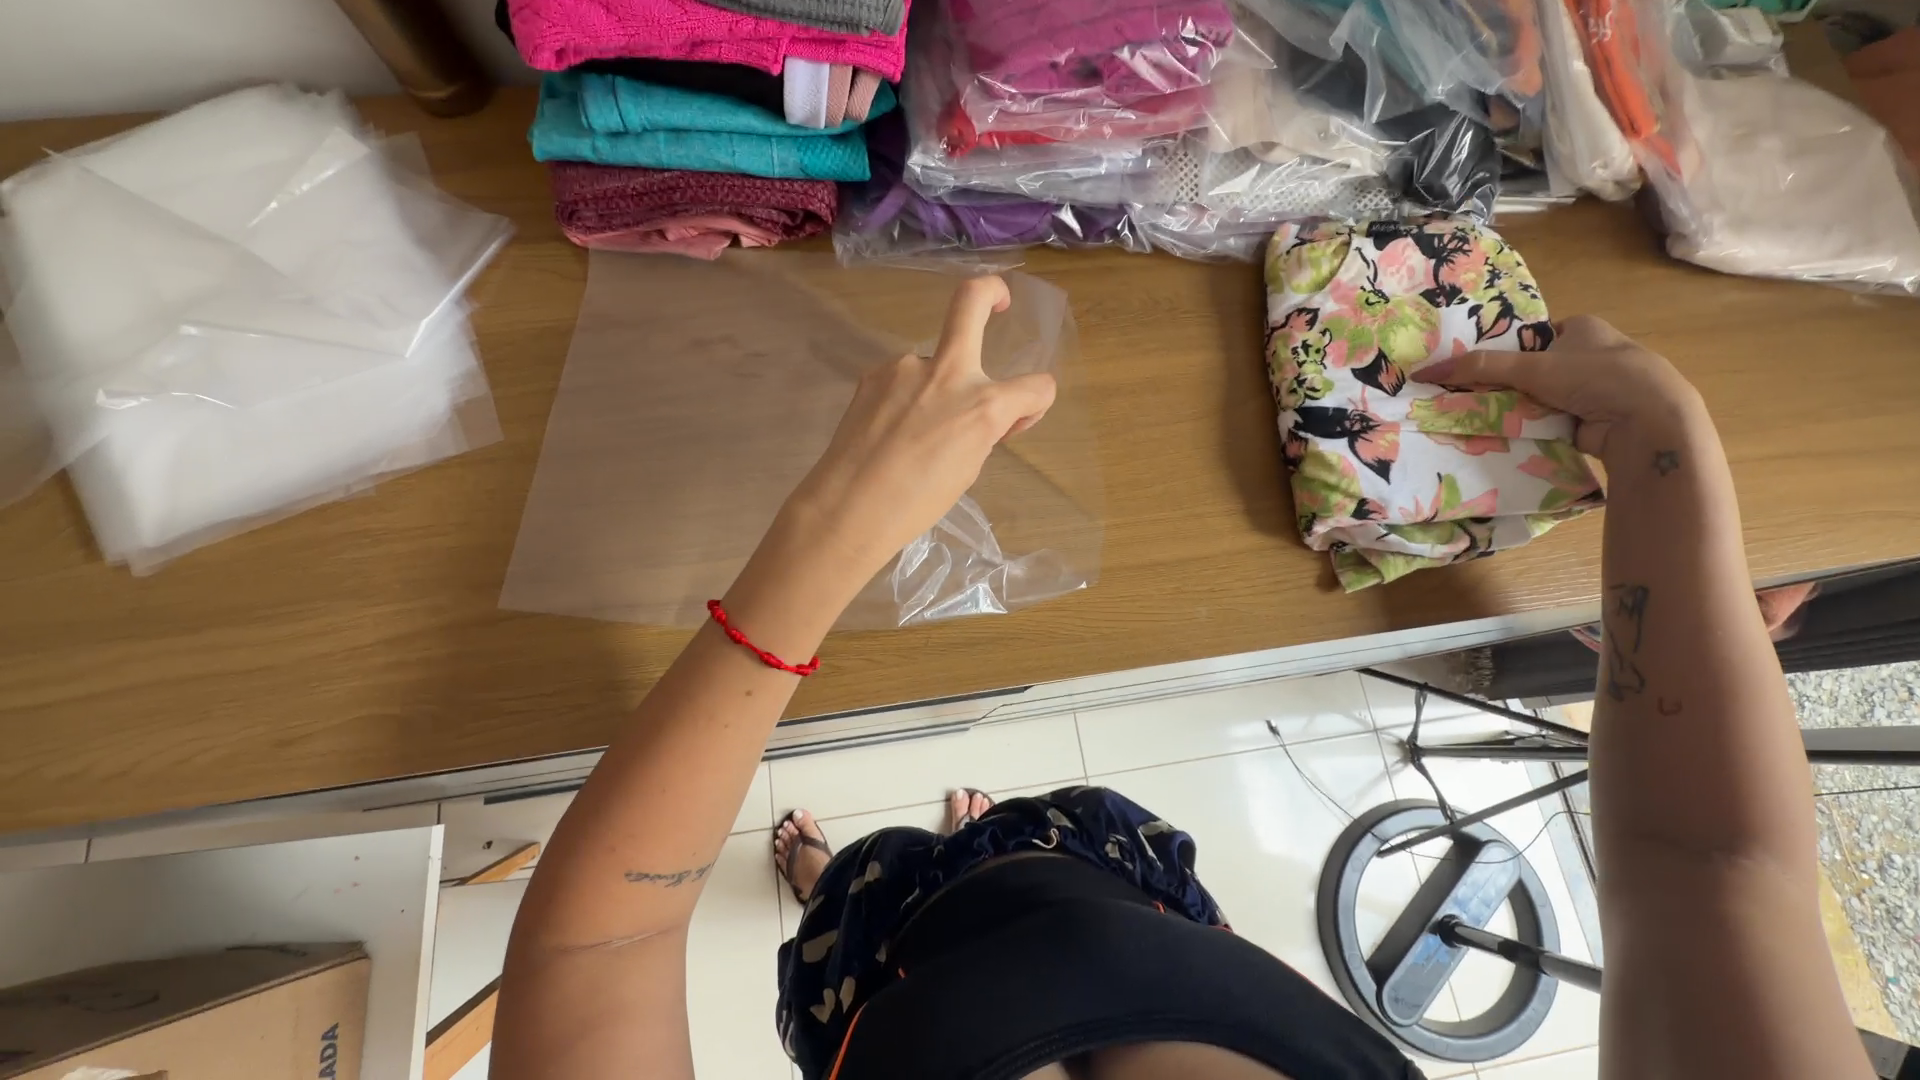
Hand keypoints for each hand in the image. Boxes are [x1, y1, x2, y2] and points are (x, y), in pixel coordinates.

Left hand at [771, 276, 1057, 592]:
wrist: (849, 507)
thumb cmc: (916, 505)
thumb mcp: (968, 469)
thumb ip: (982, 430)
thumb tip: (983, 416)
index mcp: (983, 406)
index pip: (1036, 386)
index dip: (1035, 404)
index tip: (1018, 421)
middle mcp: (948, 374)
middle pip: (971, 301)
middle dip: (991, 290)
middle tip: (1000, 299)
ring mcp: (906, 367)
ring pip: (933, 364)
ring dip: (935, 387)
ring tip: (911, 435)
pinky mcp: (874, 374)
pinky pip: (903, 381)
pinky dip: (905, 400)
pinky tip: (887, 433)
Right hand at [1413, 315, 1705, 464]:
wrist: (1645, 421)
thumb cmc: (1596, 376)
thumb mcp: (1534, 366)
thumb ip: (1479, 367)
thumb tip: (1423, 371)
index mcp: (1583, 329)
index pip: (1528, 337)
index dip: (1499, 351)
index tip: (1468, 367)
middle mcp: (1586, 355)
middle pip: (1526, 370)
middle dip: (1499, 384)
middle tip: (1461, 394)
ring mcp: (1588, 389)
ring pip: (1532, 396)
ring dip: (1509, 407)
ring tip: (1473, 415)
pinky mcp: (1585, 418)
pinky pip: (1542, 419)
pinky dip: (1524, 425)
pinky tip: (1500, 432)